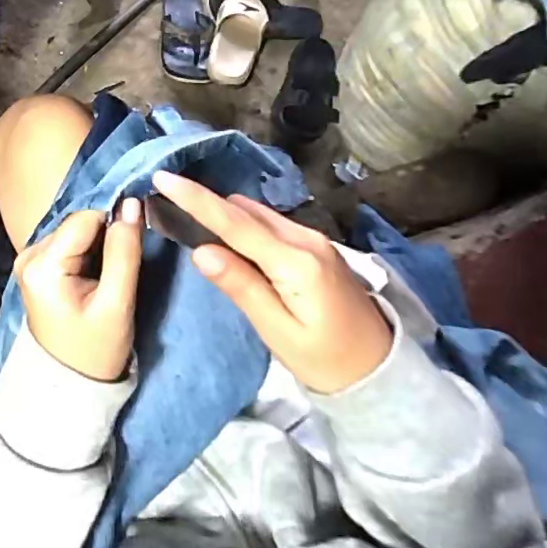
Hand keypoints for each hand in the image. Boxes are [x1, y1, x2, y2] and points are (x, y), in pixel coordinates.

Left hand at [14, 199, 143, 381]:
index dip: (115, 223)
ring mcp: (30, 259)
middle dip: (107, 234)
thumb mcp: (117, 303)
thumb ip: (124, 251)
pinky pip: (71, 243)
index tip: (135, 243)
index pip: (86, 219)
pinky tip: (98, 273)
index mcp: (42, 264)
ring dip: (99, 243)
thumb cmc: (95, 350)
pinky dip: (89, 252)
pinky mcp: (38, 265)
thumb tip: (132, 203)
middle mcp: (29, 254)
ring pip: (78, 231)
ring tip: (111, 273)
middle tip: (124, 264)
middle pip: (80, 223)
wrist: (70, 385)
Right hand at [151, 171, 389, 392]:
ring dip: (224, 209)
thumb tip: (202, 251)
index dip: (197, 199)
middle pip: (246, 212)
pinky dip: (244, 222)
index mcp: (296, 262)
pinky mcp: (315, 247)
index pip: (236, 223)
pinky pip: (271, 225)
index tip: (165, 177)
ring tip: (186, 206)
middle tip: (166, 192)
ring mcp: (314, 240)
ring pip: (258, 215)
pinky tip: (226, 227)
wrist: (381, 370)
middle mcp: (305, 239)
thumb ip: (242, 287)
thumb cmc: (327, 361)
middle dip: (205, 200)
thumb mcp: (279, 332)